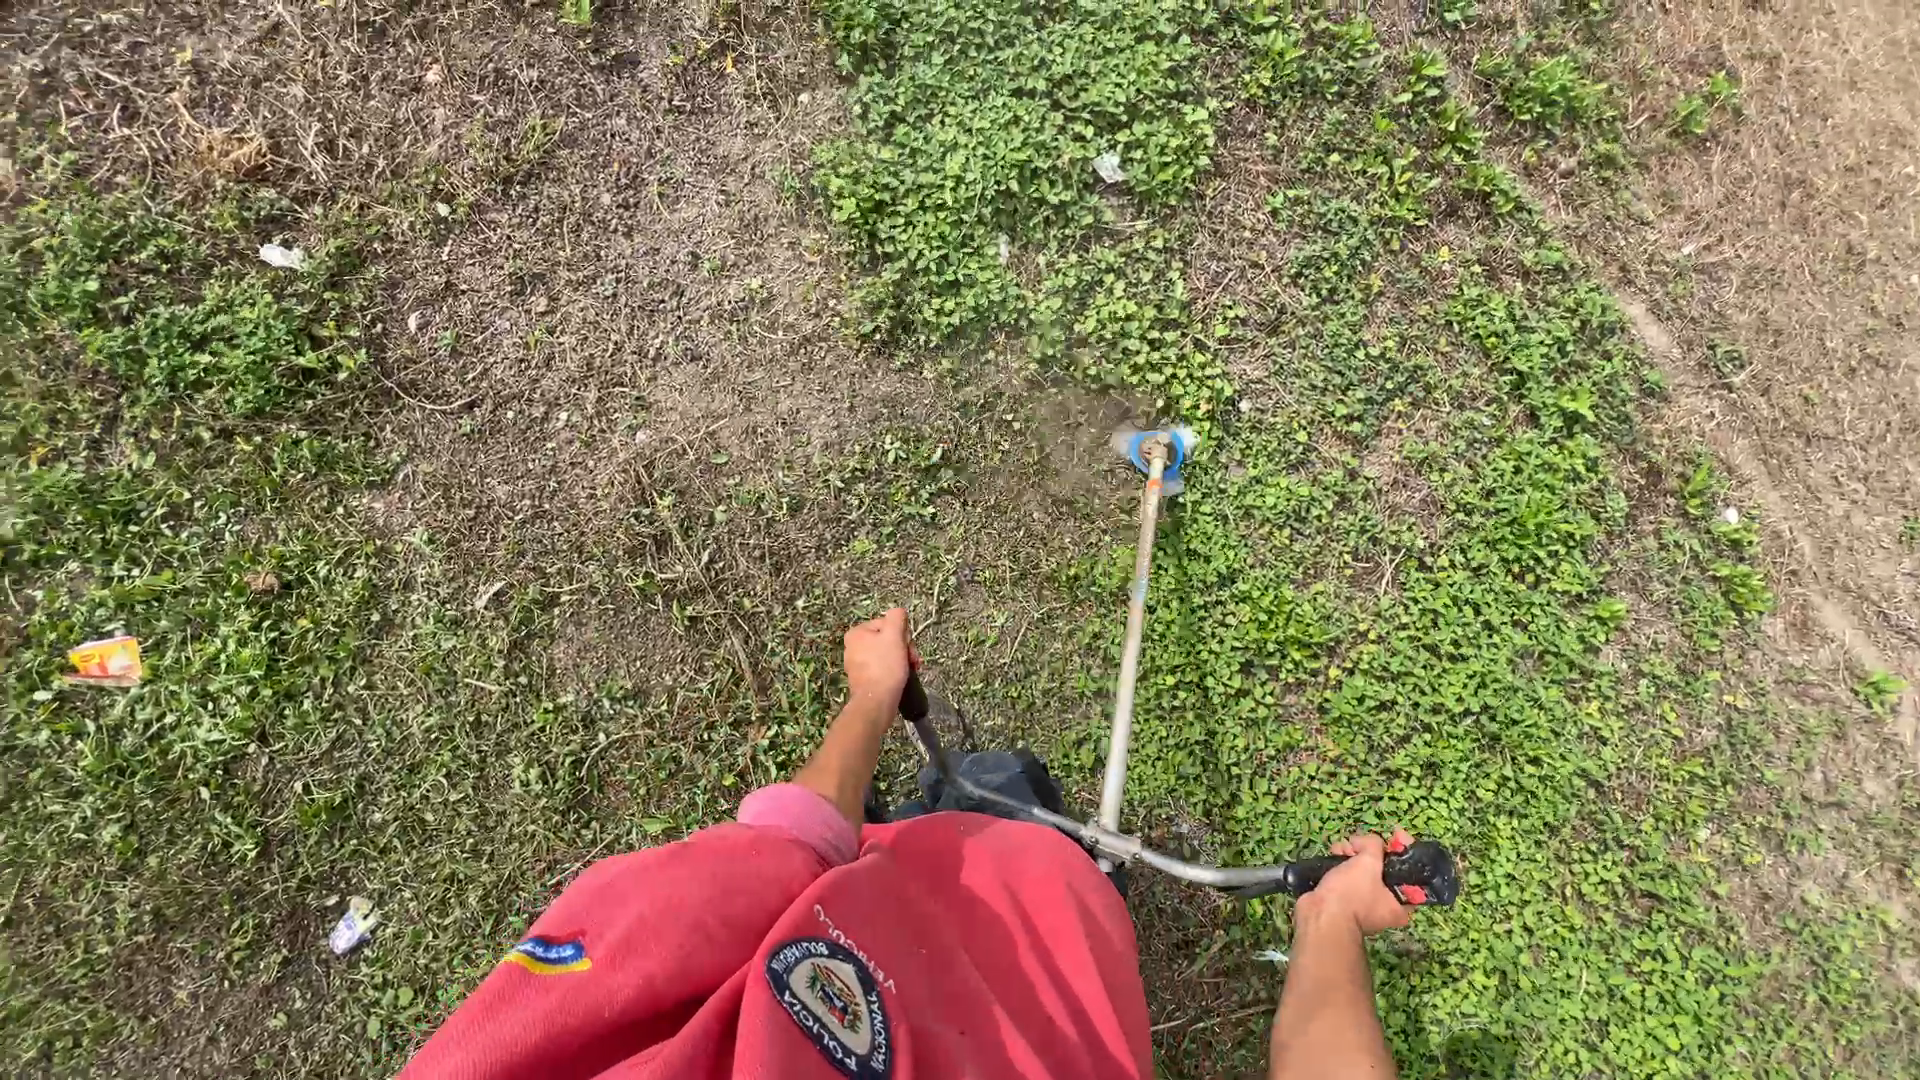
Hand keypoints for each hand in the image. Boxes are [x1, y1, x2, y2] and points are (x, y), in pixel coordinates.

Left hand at [843, 608, 912, 707]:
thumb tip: (898, 612)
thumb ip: (897, 617)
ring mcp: (857, 664)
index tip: (908, 648)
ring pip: (886, 654)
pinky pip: (882, 668)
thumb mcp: (894, 635)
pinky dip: (893, 671)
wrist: (876, 702)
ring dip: (901, 660)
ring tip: (909, 670)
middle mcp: (852, 647)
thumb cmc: (885, 666)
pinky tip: (900, 678)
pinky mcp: (863, 679)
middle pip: (887, 639)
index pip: (887, 624)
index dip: (902, 635)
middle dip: (903, 649)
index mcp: (856, 633)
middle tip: (912, 661)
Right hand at [1298, 829, 1415, 936]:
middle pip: (1384, 865)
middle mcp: (1386, 902)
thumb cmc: (1351, 894)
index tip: (1395, 833)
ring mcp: (1364, 899)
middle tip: (1358, 844)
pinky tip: (1334, 854)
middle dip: (1369, 848)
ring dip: (1352, 851)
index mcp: (1402, 903)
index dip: (1405, 848)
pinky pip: (1349, 872)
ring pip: (1363, 866)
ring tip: (1340, 849)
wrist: (1321, 915)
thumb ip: (1374, 845)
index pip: (1412, 870)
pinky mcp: (1345, 895)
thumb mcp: (1368, 864)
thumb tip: (1366, 842)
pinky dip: (1342, 860)